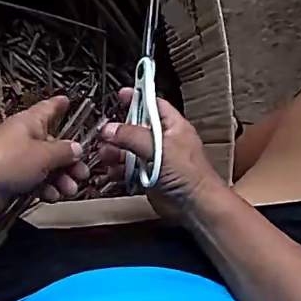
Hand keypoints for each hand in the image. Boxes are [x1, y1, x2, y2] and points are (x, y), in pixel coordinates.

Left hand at [0, 96, 89, 203]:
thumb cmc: (8, 161)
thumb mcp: (44, 154)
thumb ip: (64, 151)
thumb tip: (76, 148)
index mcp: (28, 122)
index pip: (47, 108)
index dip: (59, 105)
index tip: (67, 101)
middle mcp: (22, 138)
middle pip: (52, 145)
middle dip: (69, 160)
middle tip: (82, 173)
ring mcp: (15, 159)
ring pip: (45, 166)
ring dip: (60, 178)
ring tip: (69, 190)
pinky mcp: (11, 179)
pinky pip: (34, 181)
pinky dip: (45, 188)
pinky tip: (52, 196)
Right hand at [98, 88, 225, 220]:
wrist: (194, 207)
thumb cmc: (190, 175)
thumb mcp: (159, 148)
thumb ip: (132, 136)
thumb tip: (110, 128)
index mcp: (173, 127)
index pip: (153, 105)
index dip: (138, 98)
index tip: (121, 94)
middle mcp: (164, 142)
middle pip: (135, 129)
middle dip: (118, 133)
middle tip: (105, 135)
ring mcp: (155, 160)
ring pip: (128, 150)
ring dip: (115, 153)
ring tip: (108, 156)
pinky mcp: (148, 177)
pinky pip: (128, 169)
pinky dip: (119, 171)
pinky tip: (115, 172)